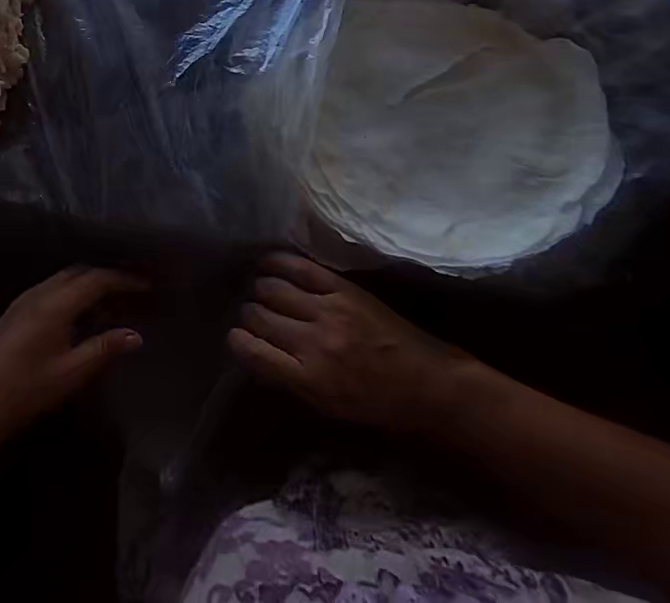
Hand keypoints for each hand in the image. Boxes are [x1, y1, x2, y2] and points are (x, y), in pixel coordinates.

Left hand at [0, 266, 147, 467]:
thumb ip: (103, 350)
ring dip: (88, 283)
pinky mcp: (13, 312)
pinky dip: (71, 291)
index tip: (146, 284)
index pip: (95, 280)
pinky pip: (50, 289)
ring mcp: (22, 301)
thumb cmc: (25, 390)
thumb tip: (136, 335)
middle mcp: (38, 294)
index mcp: (54, 304)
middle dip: (106, 276)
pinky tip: (79, 312)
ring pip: (62, 279)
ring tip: (112, 300)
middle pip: (78, 272)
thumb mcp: (70, 373)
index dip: (123, 279)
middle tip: (132, 287)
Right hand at [228, 253, 475, 432]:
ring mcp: (328, 311)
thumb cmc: (377, 405)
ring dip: (260, 291)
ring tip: (264, 293)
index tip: (240, 338)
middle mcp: (313, 343)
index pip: (250, 350)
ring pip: (270, 288)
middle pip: (257, 315)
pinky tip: (267, 265)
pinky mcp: (343, 289)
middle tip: (256, 317)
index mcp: (308, 378)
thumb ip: (285, 378)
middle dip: (249, 315)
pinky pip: (298, 267)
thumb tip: (252, 349)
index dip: (237, 341)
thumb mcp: (325, 407)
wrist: (431, 385)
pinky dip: (276, 263)